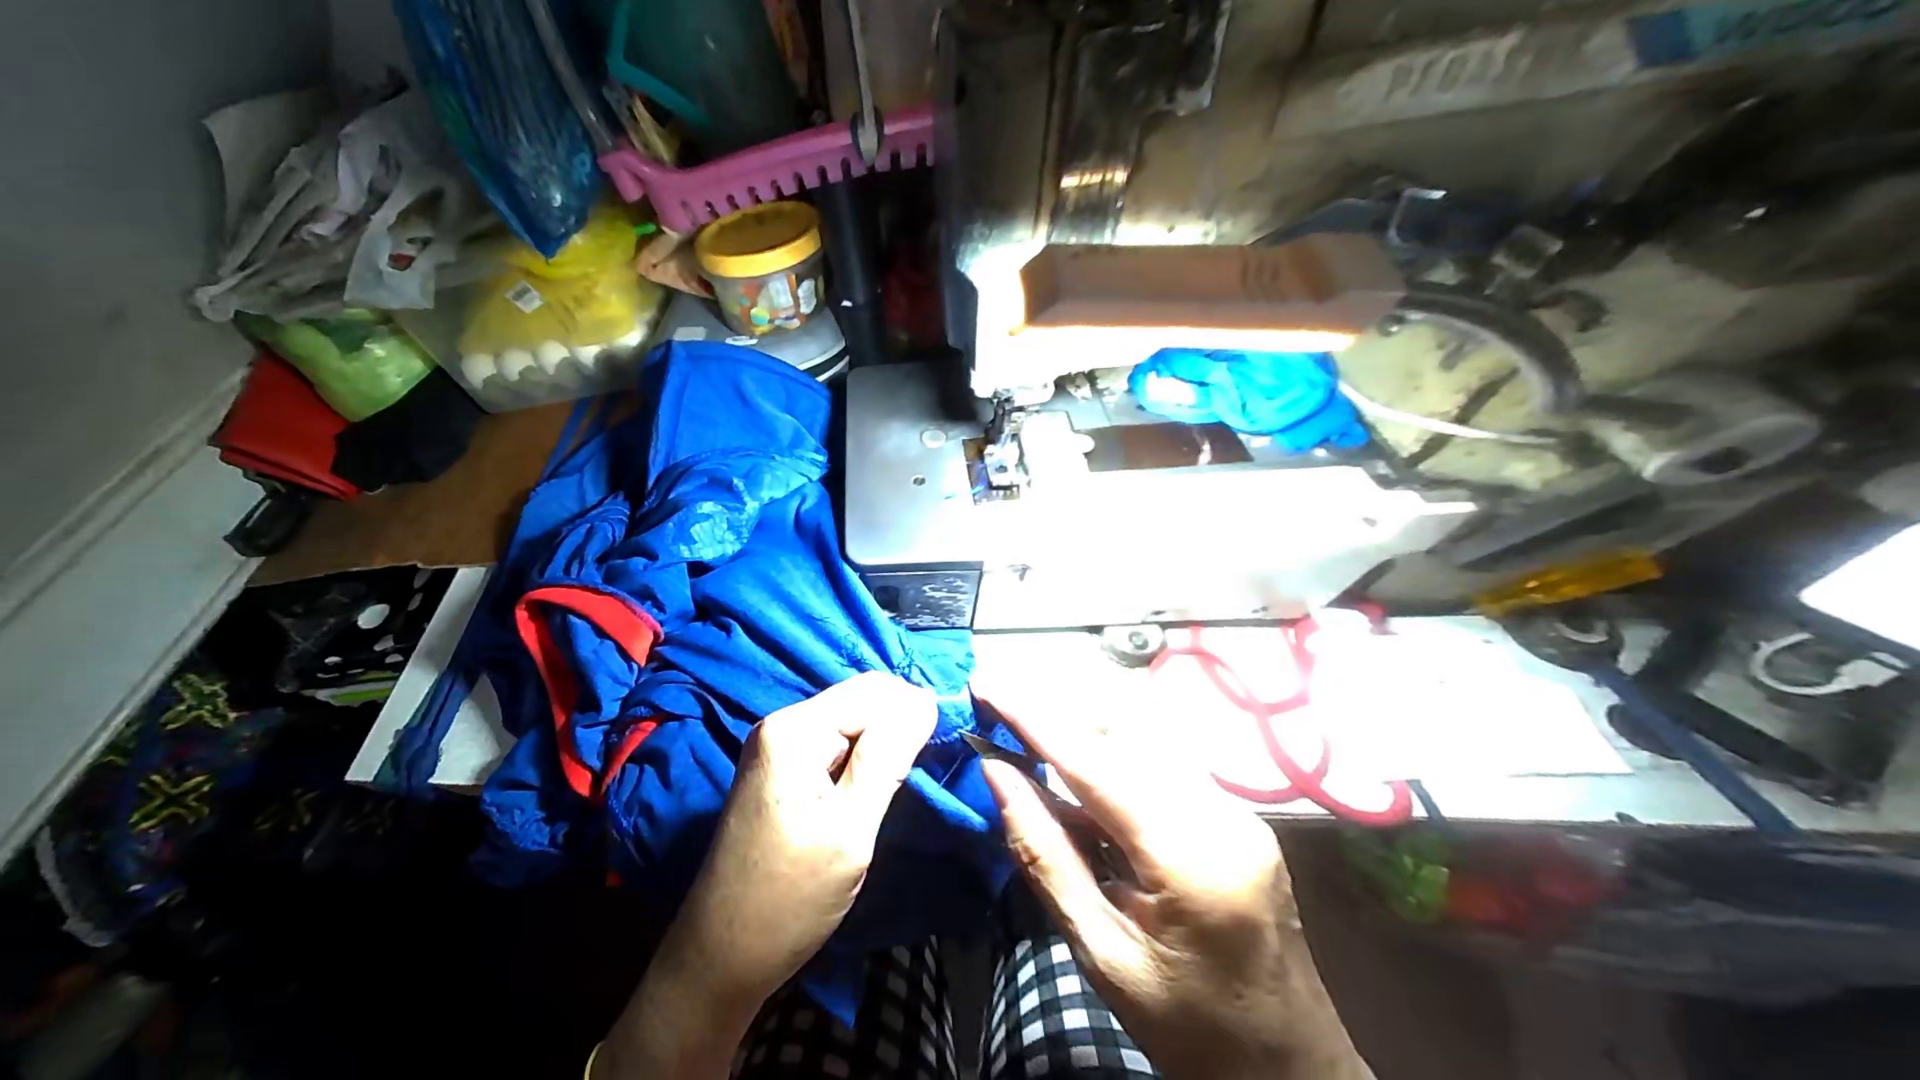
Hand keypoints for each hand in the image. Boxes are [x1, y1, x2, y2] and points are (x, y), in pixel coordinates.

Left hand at [596, 672, 937, 1078]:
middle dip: (899, 724)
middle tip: (920, 771)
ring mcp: (778, 747)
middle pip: (861, 699)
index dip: (914, 712)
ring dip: (884, 742)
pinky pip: (836, 742)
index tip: (940, 753)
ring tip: (901, 781)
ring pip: (852, 720)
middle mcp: (782, 725)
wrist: (722, 957)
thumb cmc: (789, 899)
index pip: (874, 690)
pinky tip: (874, 785)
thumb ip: (887, 758)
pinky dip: (863, 756)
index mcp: (794, 730)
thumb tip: (925, 702)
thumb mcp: (850, 829)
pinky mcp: (782, 770)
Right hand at [979, 688, 1365, 1079]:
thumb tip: (997, 775)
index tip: (987, 686)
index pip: (1097, 762)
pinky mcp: (1237, 812)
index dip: (1035, 719)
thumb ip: (1046, 855)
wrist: (1286, 1062)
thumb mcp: (1101, 953)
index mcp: (1190, 856)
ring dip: (1083, 723)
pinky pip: (1164, 759)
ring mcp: (1236, 808)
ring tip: (1028, 725)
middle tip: (999, 699)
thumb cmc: (1186, 1025)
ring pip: (1146, 736)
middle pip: (1126, 731)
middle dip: (1057, 708)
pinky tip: (1078, 765)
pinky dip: (1113, 749)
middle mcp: (1221, 812)